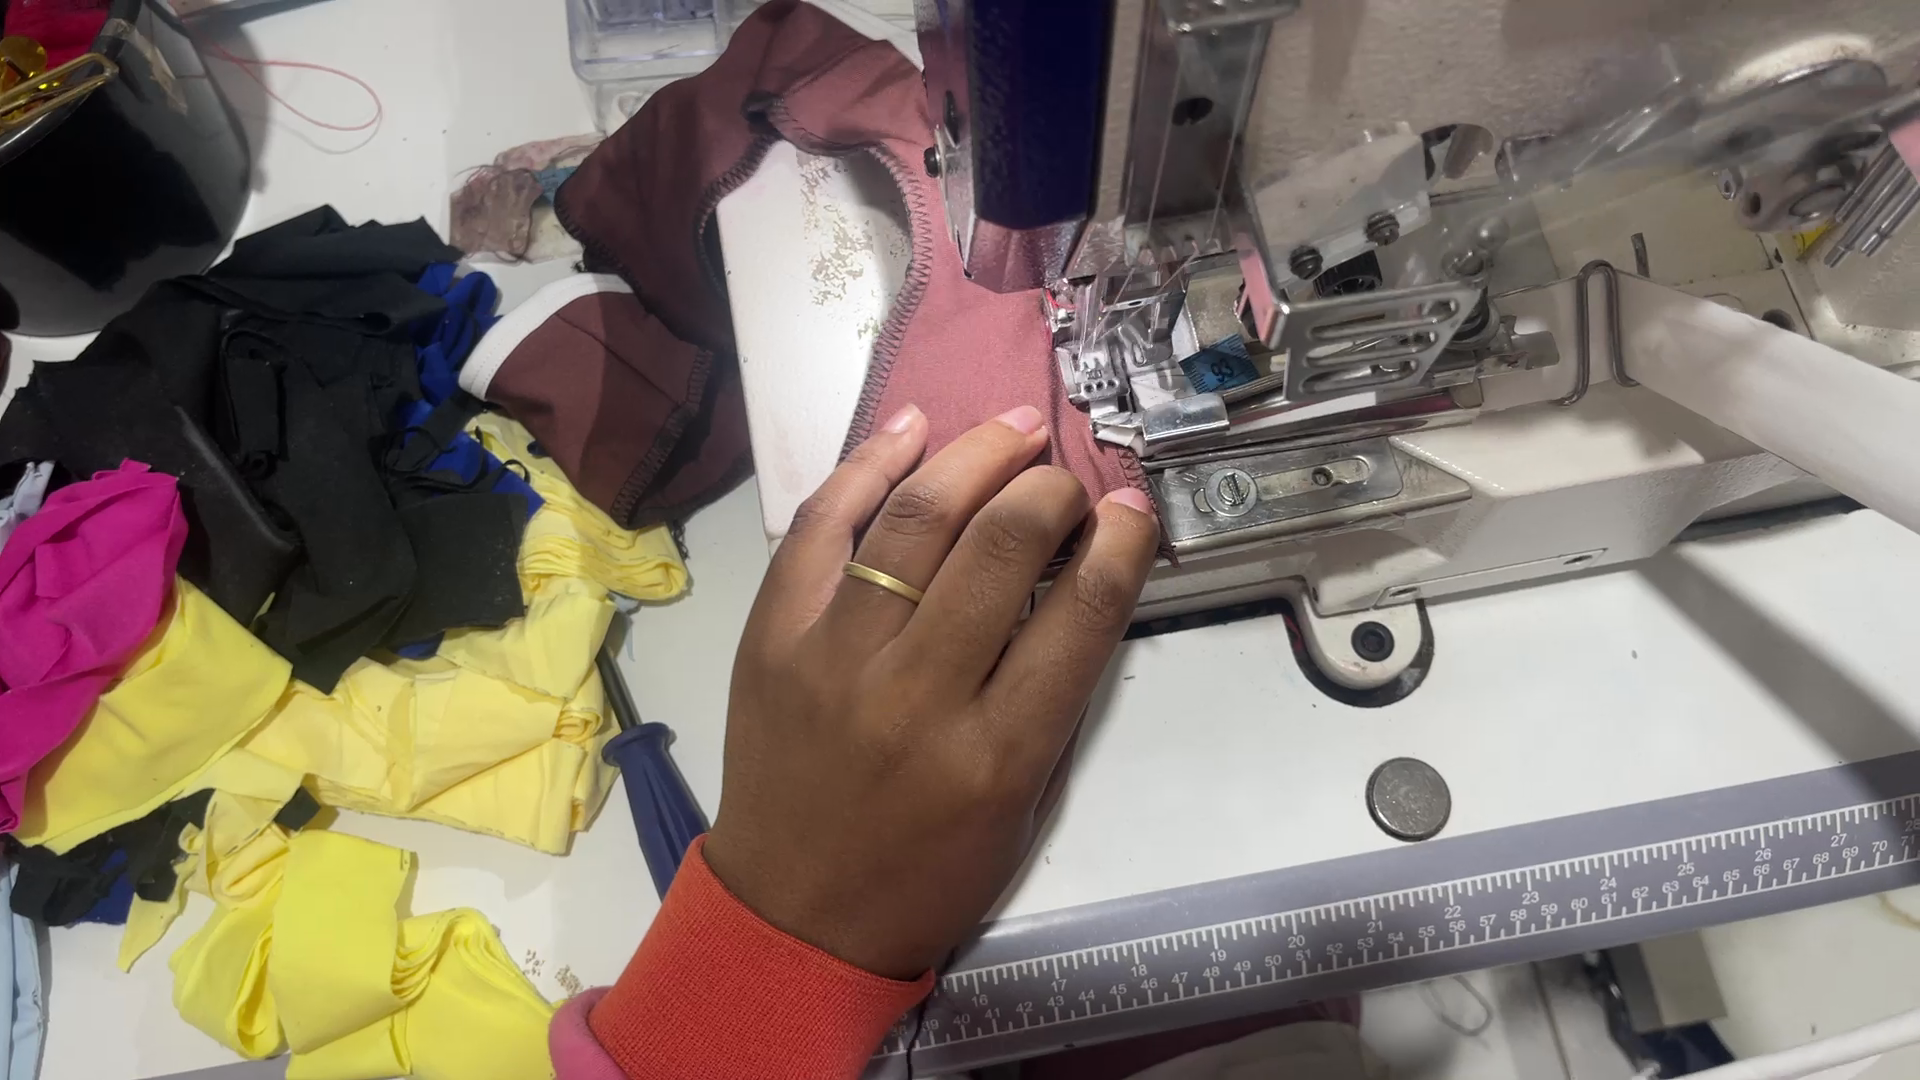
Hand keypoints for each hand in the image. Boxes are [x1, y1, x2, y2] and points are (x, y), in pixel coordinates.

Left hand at [702, 404, 1159, 979]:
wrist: (795, 912)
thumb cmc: (927, 870)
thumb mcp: (1024, 803)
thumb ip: (1055, 692)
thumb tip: (1079, 574)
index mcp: (997, 753)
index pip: (1080, 614)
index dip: (1120, 542)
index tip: (1131, 506)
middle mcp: (916, 695)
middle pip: (997, 546)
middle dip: (1048, 489)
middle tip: (1063, 476)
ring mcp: (833, 658)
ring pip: (913, 519)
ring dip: (975, 455)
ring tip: (1012, 427)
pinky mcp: (774, 635)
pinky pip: (821, 526)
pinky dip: (868, 464)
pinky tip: (912, 426)